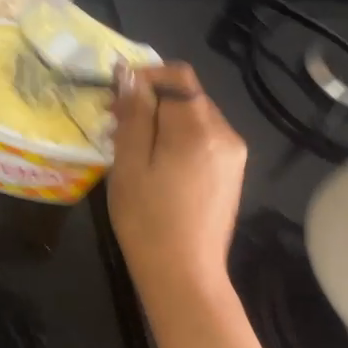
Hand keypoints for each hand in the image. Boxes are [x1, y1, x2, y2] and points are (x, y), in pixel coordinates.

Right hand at [107, 63, 247, 294]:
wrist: (183, 273)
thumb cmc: (146, 218)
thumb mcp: (129, 162)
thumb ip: (134, 113)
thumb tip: (130, 74)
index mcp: (198, 130)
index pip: (178, 76)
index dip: (145, 77)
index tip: (116, 100)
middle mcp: (225, 135)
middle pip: (186, 95)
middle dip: (149, 100)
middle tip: (115, 125)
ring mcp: (232, 155)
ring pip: (192, 116)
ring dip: (161, 120)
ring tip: (131, 148)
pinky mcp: (230, 172)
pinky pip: (201, 137)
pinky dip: (175, 138)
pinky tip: (154, 164)